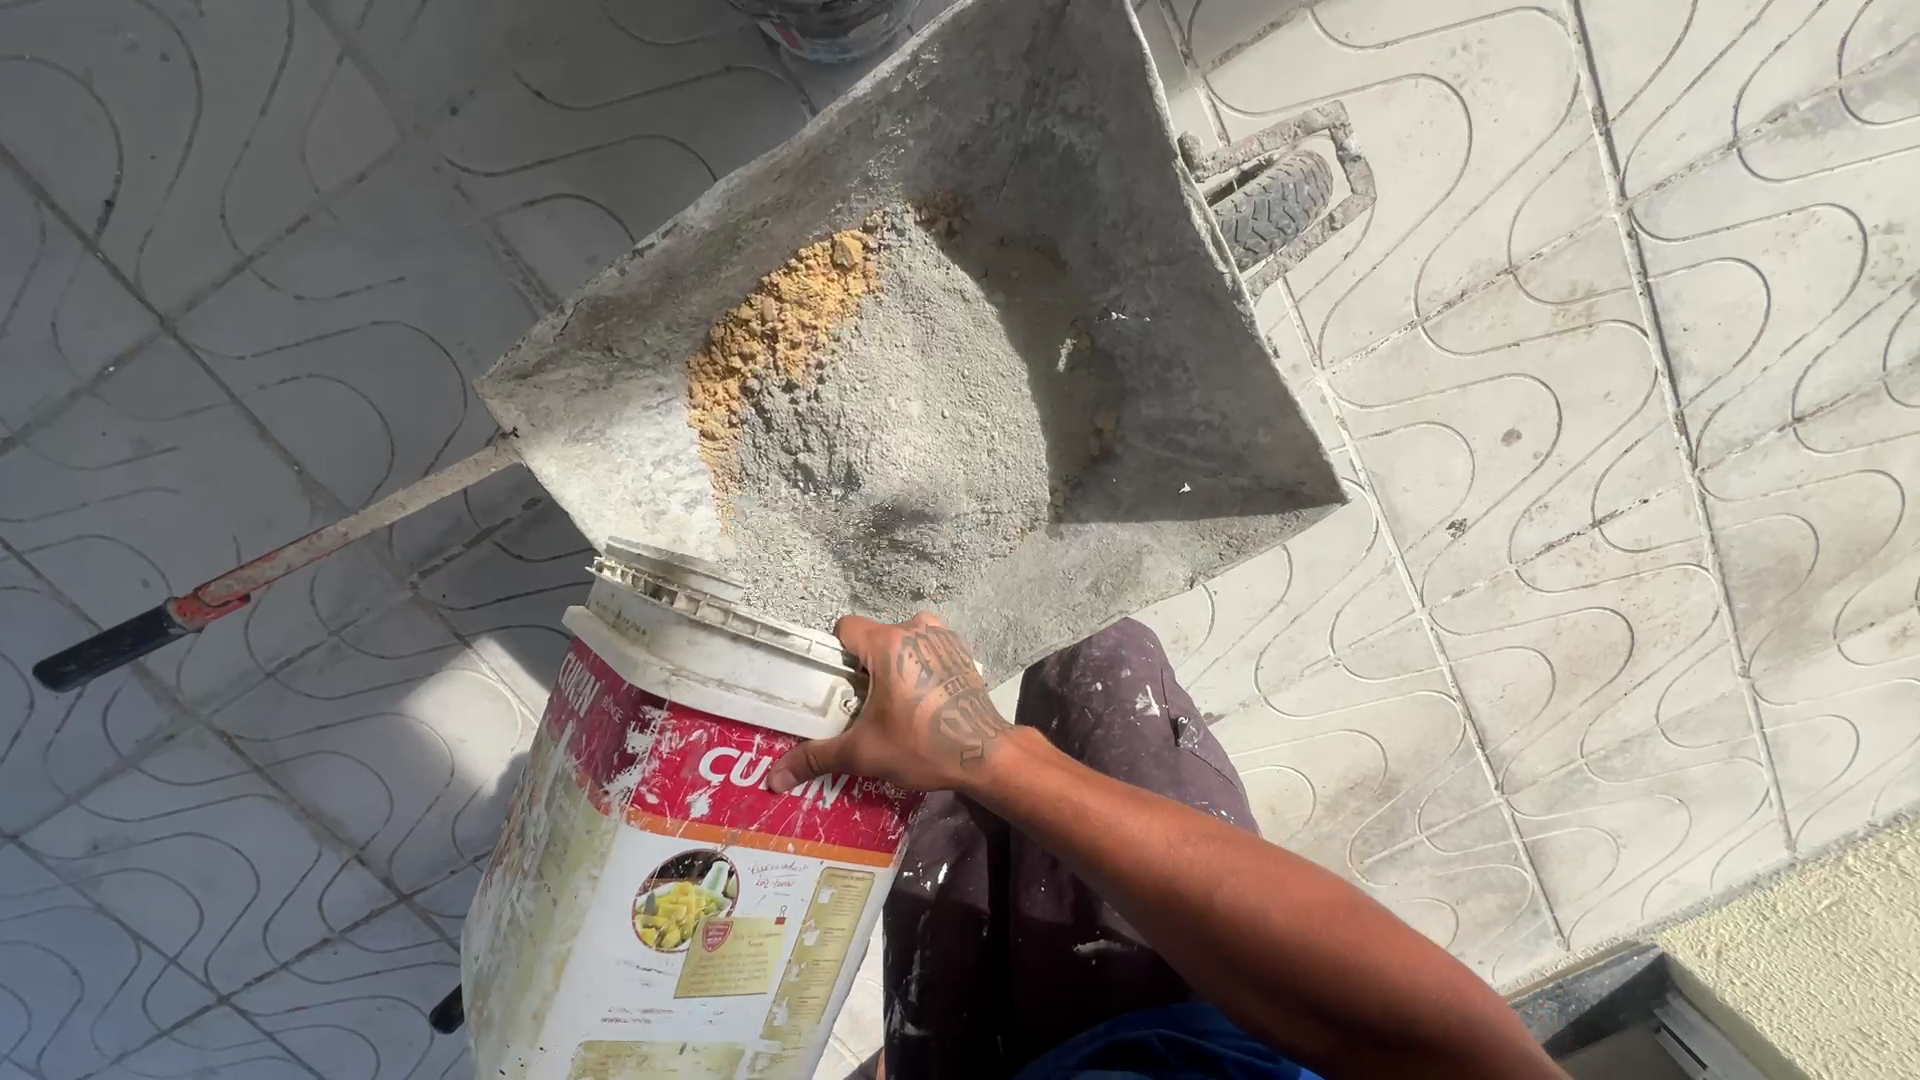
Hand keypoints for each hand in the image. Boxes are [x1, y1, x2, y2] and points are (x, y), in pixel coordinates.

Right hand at [767, 613, 1012, 794]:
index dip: (836, 653)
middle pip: (876, 637)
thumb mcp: (864, 753)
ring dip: (895, 664)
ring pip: (904, 641)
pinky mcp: (963, 653)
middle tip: (865, 704)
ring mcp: (945, 638)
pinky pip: (929, 650)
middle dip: (866, 666)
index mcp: (889, 643)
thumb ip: (816, 758)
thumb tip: (773, 778)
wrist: (986, 753)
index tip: (838, 685)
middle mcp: (917, 629)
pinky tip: (923, 702)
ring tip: (895, 704)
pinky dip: (920, 668)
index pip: (846, 628)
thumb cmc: (923, 745)